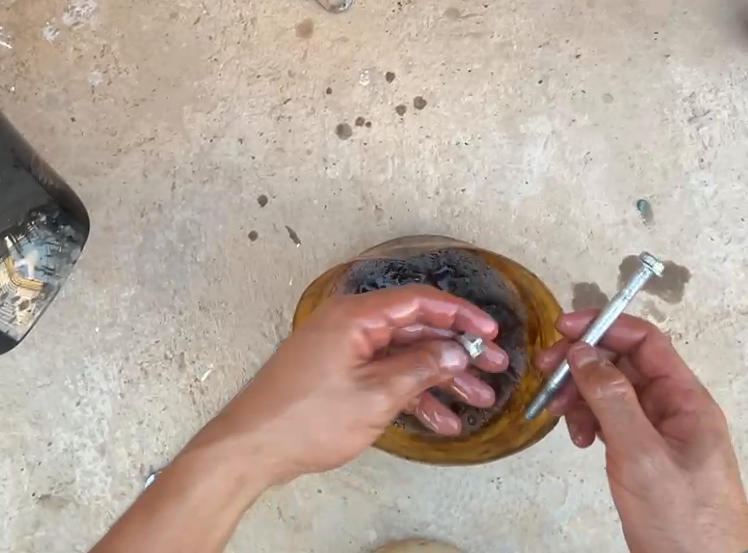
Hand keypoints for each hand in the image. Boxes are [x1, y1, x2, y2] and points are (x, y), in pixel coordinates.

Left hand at [191, 285, 509, 487]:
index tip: (489, 330)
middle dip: (455, 349)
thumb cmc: (306, 417)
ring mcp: (345, 348)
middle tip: (494, 367)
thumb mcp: (374, 396)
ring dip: (439, 376)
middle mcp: (350, 323)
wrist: (253, 445)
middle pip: (413, 327)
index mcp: (355, 315)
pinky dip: (412, 393)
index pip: (417, 301)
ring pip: (403, 354)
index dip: (458, 313)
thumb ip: (418, 370)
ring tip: (478, 399)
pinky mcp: (340, 372)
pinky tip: (442, 420)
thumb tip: (454, 352)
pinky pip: (384, 374)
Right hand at [536, 311, 747, 552]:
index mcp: (686, 400)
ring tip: (557, 413)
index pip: (645, 341)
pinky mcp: (643, 454)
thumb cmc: (680, 517)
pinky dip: (588, 420)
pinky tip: (577, 439)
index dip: (604, 327)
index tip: (561, 330)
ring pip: (611, 390)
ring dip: (580, 393)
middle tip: (545, 371)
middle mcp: (673, 408)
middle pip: (622, 363)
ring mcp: (658, 432)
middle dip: (582, 362)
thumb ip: (612, 398)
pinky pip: (610, 419)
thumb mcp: (641, 456)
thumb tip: (581, 349)